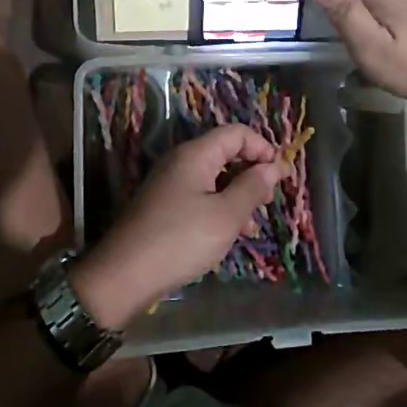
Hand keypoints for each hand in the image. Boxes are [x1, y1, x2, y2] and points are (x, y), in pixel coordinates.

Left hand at [70, 125, 286, 328]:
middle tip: (269, 201)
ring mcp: (169, 185)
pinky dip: (220, 209)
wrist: (125, 273)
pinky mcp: (164, 207)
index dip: (262, 148)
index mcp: (195, 155)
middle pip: (224, 153)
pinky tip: (231, 234)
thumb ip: (252, 188)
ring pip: (213, 178)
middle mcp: (180, 162)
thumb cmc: (181, 240)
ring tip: (253, 224)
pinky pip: (200, 197)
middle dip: (251, 172)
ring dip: (238, 195)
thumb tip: (272, 167)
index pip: (236, 133)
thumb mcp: (225, 215)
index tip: (280, 176)